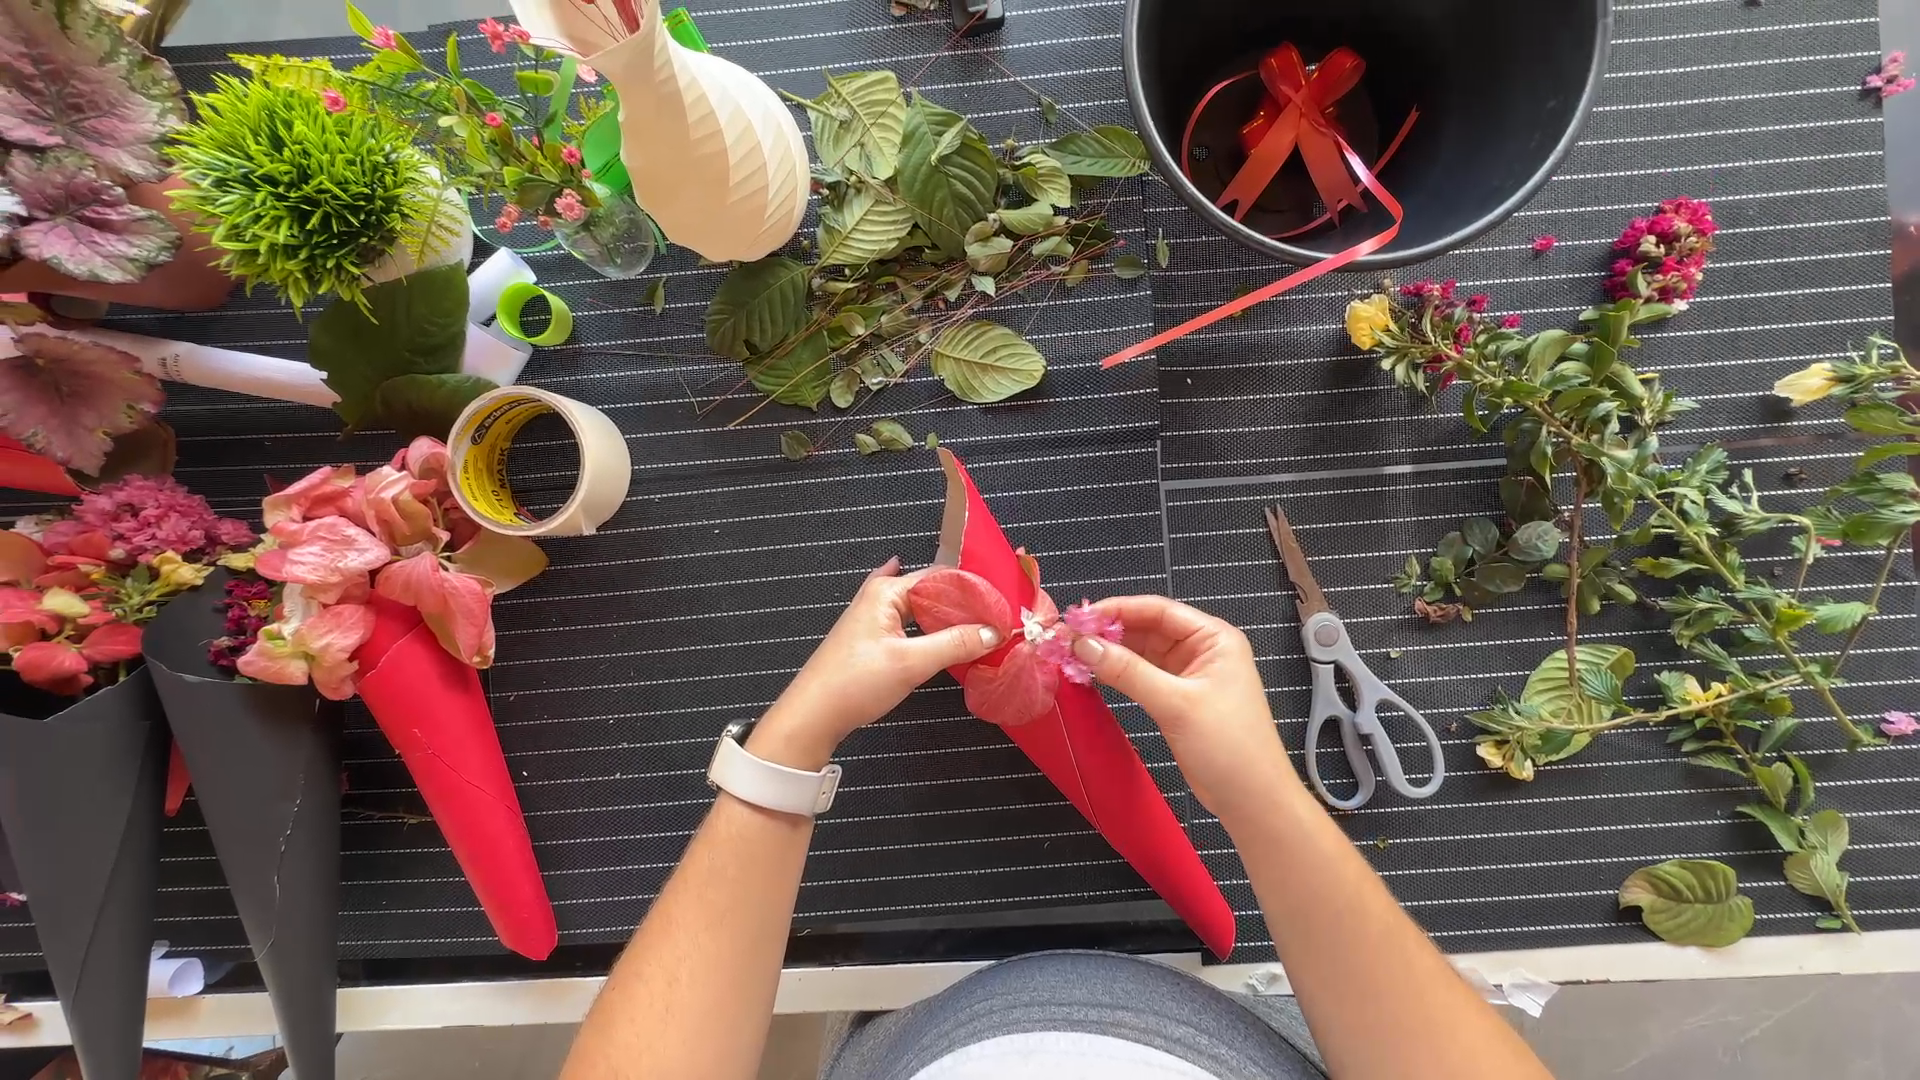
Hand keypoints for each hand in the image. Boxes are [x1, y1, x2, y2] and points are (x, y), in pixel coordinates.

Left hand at [750, 558, 1001, 770]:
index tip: (1002, 605)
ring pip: (923, 610)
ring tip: (983, 628)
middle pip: (932, 591)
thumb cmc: (855, 682)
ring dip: (950, 619)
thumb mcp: (911, 662)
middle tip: (998, 618)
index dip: (973, 590)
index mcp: (886, 590)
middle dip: (964, 604)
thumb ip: (955, 643)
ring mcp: (876, 617)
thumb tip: (994, 632)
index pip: (941, 576)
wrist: (813, 716)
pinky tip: (949, 630)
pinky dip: (934, 629)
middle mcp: (880, 596)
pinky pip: (913, 625)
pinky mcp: (875, 639)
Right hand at [1070, 595, 1300, 823]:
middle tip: (1067, 638)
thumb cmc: (1227, 745)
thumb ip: (1127, 671)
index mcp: (1213, 637)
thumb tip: (1082, 645)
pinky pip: (1141, 674)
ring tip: (1072, 654)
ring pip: (1141, 651)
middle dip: (1108, 631)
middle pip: (1146, 628)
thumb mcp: (1175, 703)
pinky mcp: (1176, 697)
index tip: (1078, 618)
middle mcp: (1201, 648)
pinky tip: (1092, 672)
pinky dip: (1117, 673)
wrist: (1252, 801)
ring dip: (1110, 652)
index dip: (1117, 609)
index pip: (1158, 610)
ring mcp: (1188, 673)